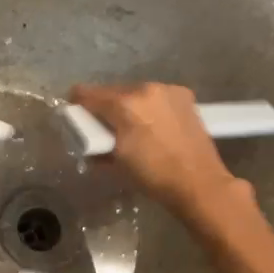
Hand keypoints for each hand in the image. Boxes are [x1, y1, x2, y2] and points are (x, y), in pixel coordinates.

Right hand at [69, 83, 252, 216]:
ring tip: (129, 127)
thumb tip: (87, 140)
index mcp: (125, 104)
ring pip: (135, 92)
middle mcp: (146, 89)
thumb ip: (95, 143)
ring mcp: (168, 90)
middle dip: (104, 106)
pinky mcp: (184, 97)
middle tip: (103, 127)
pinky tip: (151, 125)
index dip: (76, 103)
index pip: (87, 94)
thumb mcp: (116, 161)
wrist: (199, 183)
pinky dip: (147, 106)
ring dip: (127, 105)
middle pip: (112, 91)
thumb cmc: (153, 176)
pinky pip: (155, 96)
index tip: (74, 114)